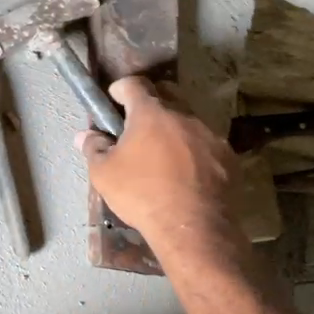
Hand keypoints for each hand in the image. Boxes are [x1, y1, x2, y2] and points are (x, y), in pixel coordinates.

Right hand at [78, 77, 243, 257]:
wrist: (194, 229)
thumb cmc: (142, 194)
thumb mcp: (103, 173)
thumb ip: (93, 148)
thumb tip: (85, 136)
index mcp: (151, 113)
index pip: (134, 84)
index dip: (121, 89)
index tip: (113, 100)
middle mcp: (183, 116)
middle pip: (166, 95)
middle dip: (150, 104)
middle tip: (136, 126)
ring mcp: (210, 136)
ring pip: (188, 120)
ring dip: (173, 129)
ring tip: (162, 154)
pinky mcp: (229, 158)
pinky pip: (206, 144)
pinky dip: (193, 150)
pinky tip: (185, 173)